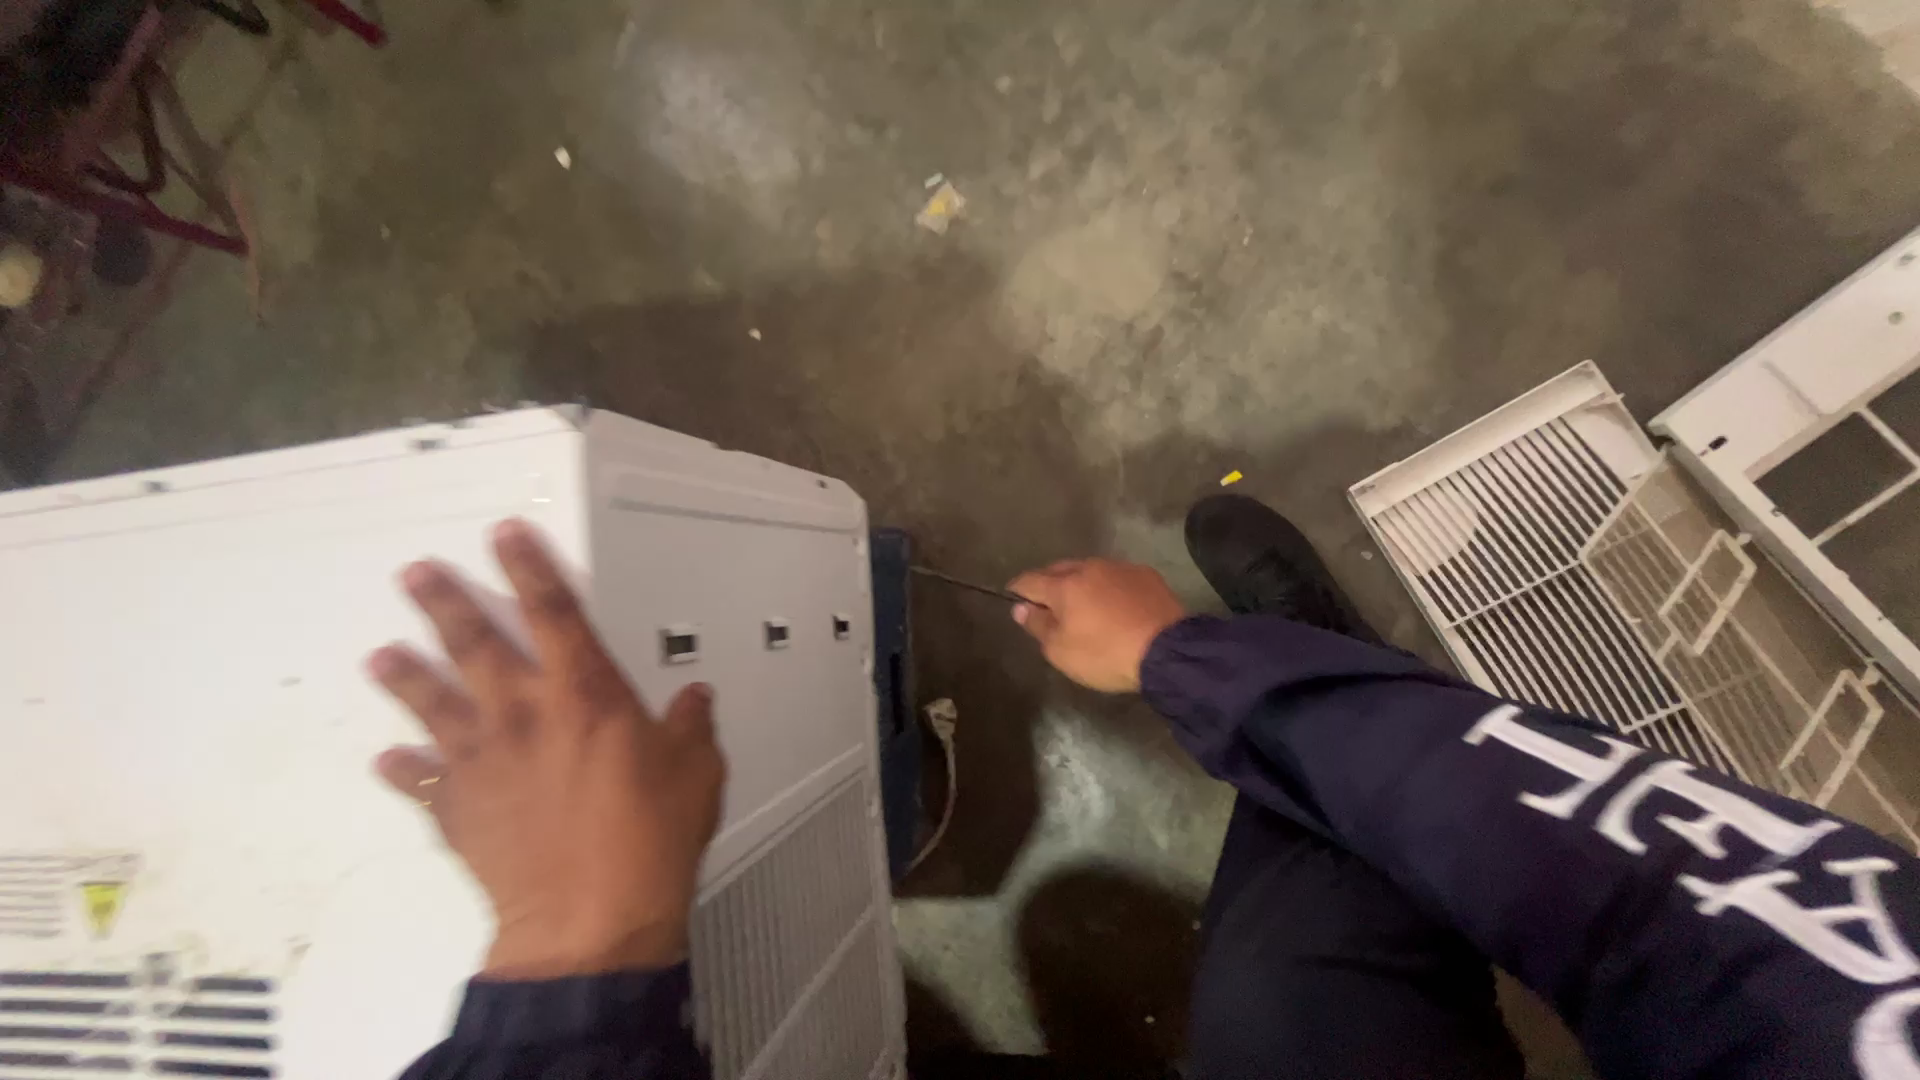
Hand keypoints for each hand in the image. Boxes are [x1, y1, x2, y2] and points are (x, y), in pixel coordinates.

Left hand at [366, 519, 725, 978]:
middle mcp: (527, 716)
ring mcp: (484, 762)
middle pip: (476, 645)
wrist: (592, 919)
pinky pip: (423, 783)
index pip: (555, 613)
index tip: (507, 535)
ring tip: (381, 656)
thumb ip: (692, 725)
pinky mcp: (459, 811)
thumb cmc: (652, 835)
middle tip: (416, 573)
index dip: (530, 568)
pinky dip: (406, 770)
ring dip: (406, 677)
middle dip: (445, 604)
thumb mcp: (697, 769)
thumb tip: (695, 698)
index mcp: (588, 696)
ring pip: (433, 704)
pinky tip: (389, 759)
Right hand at [1007, 558, 1187, 691]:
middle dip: (1048, 582)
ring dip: (1079, 582)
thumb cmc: (1105, 654)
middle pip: (1058, 569)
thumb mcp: (1062, 651)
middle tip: (1046, 601)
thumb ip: (1038, 626)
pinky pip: (1115, 576)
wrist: (1167, 651)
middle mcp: (1089, 568)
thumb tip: (1021, 608)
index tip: (1013, 596)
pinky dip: (1107, 586)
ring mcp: (1119, 568)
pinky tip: (1113, 602)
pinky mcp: (1146, 575)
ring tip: (1081, 601)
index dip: (1018, 589)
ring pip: (1089, 570)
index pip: (1029, 580)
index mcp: (1063, 586)